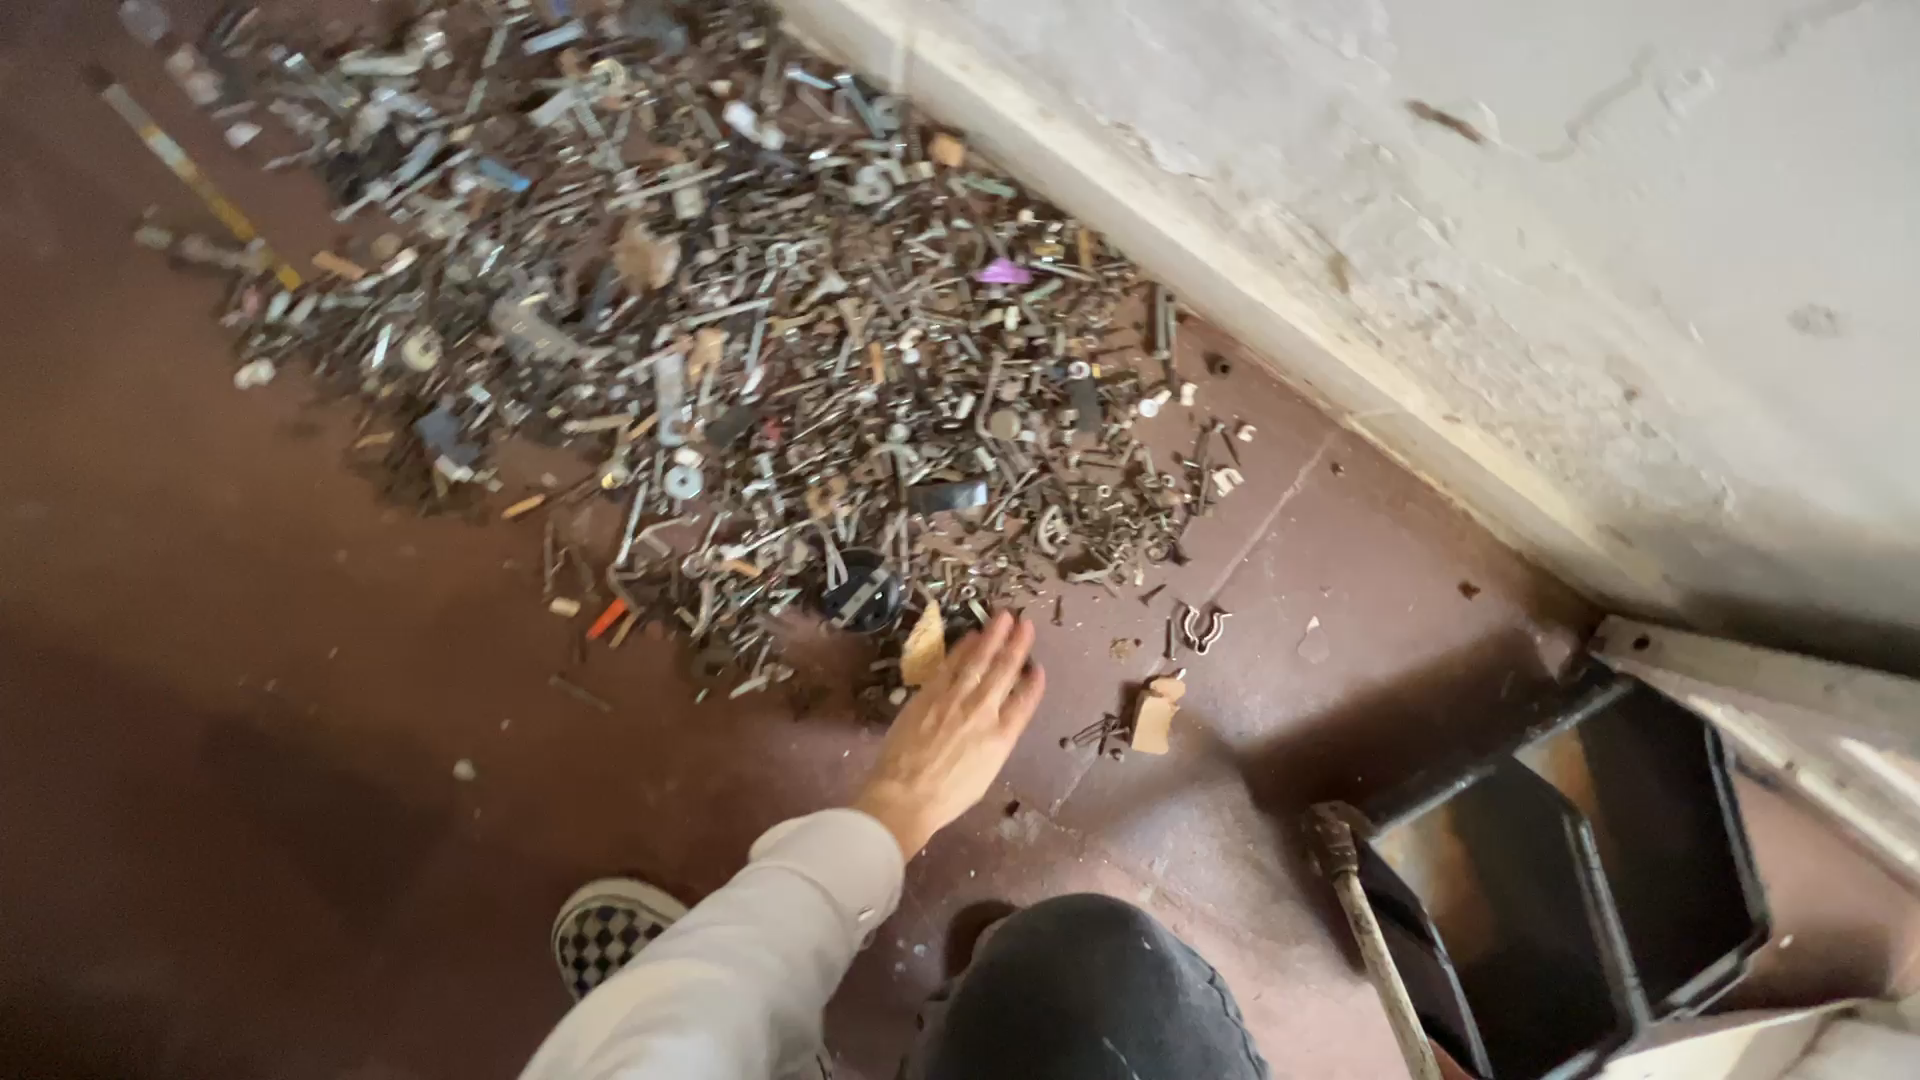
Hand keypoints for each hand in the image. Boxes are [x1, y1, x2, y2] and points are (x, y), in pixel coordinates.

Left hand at [853, 611, 1046, 857]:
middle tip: (1025, 623)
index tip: (1039, 667)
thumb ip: (995, 742)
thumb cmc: (947, 796)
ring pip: (979, 660)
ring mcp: (955, 699)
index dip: (1033, 683)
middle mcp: (983, 712)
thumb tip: (998, 721)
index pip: (1024, 703)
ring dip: (993, 636)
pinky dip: (963, 648)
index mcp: (1001, 738)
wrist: (906, 795)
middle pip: (1004, 672)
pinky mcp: (930, 694)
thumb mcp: (985, 774)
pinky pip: (951, 664)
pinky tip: (972, 635)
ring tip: (1004, 617)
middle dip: (1016, 645)